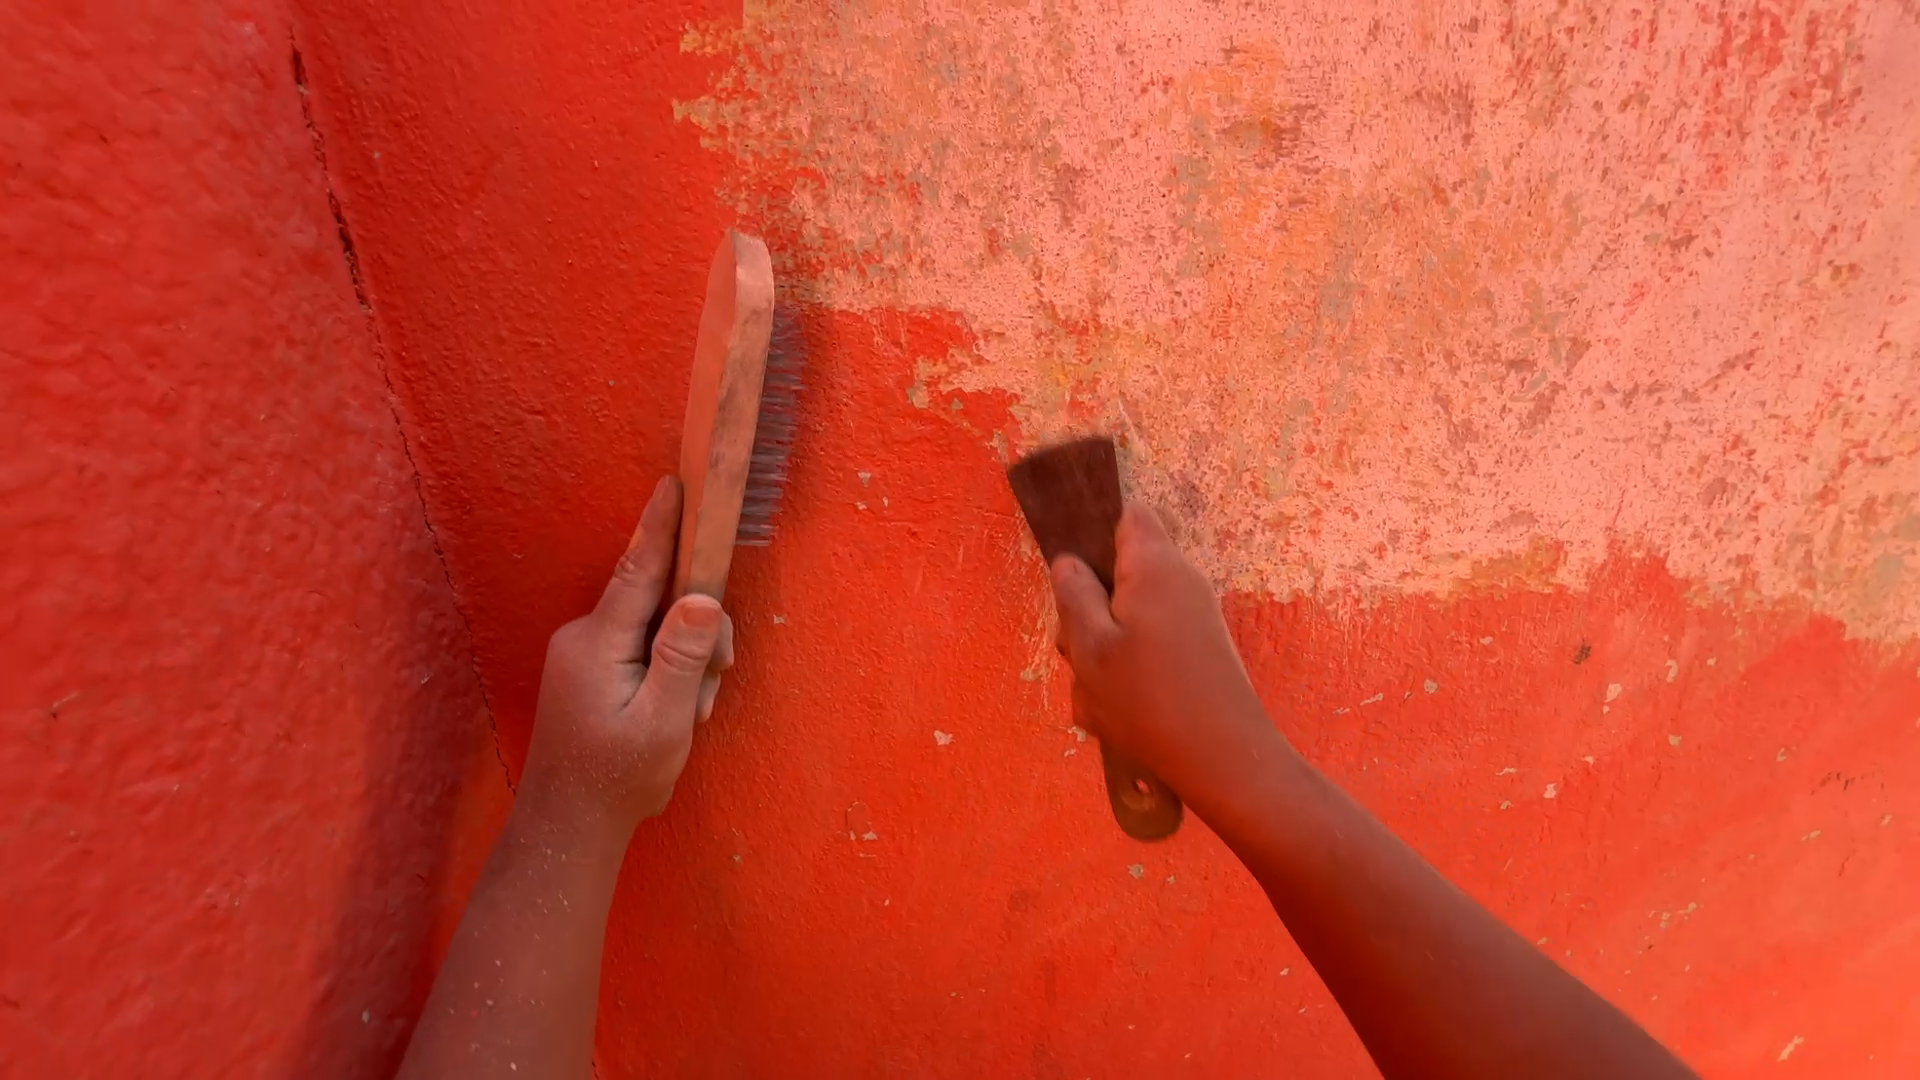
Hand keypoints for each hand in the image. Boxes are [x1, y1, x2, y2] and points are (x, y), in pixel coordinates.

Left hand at [518, 476, 734, 839]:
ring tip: (692, 710)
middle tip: (712, 685)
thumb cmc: (619, 778)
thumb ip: (682, 656)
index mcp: (598, 644)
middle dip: (699, 632)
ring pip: (659, 624)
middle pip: (660, 600)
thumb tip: (701, 596)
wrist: (570, 826)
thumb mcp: (664, 720)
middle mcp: (587, 635)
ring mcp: (588, 650)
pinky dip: (673, 666)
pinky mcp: (594, 665)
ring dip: (689, 658)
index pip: (637, 571)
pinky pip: (646, 643)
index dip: (659, 527)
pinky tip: (680, 705)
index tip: (674, 484)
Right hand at [1048, 501, 1284, 813]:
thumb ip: (1074, 596)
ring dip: (1102, 647)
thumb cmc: (1150, 702)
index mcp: (1155, 568)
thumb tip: (1068, 562)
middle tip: (1078, 649)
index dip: (1094, 530)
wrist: (1226, 764)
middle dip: (1089, 605)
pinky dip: (1125, 669)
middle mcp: (1180, 583)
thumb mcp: (1091, 648)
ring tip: (1097, 691)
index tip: (1069, 570)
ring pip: (1127, 615)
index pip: (1128, 515)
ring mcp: (1192, 619)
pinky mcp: (1196, 652)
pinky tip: (1115, 709)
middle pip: (1120, 571)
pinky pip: (1146, 644)